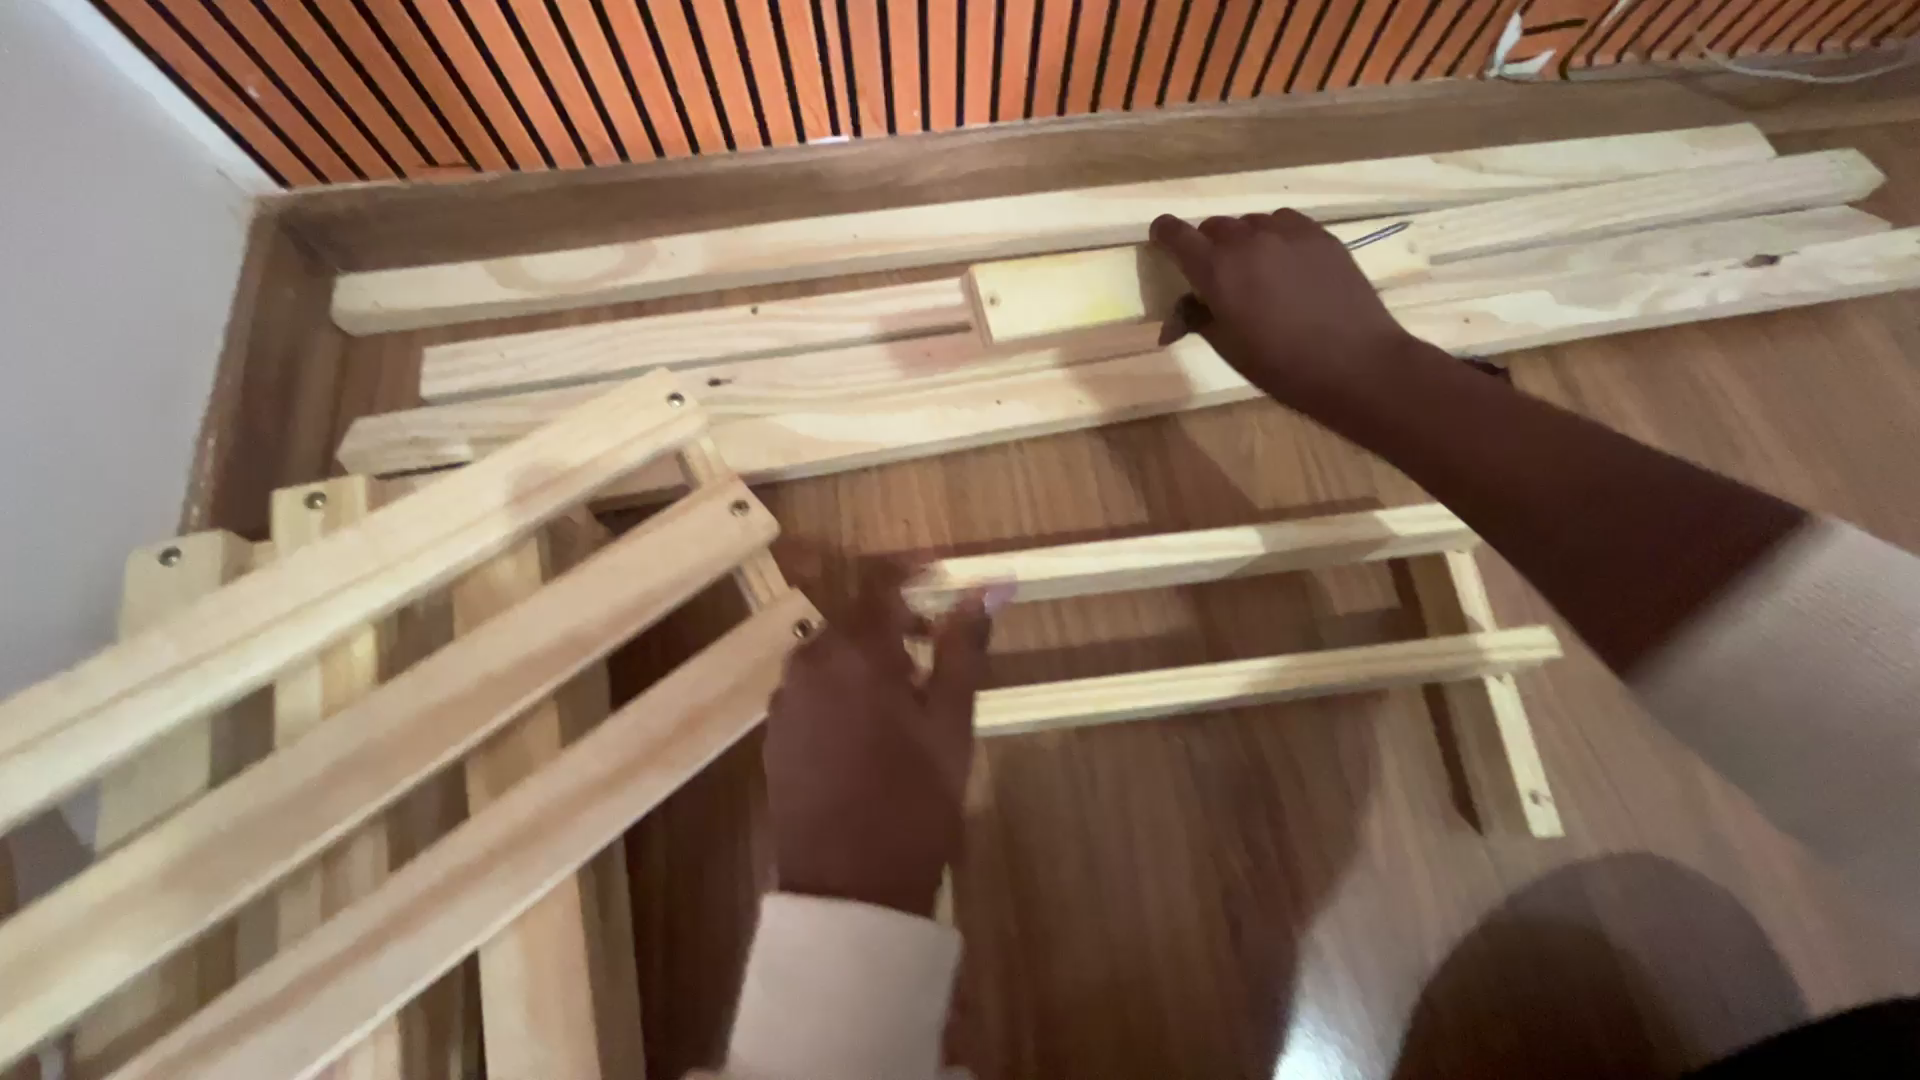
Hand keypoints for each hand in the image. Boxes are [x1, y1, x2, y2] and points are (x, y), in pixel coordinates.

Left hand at [763, 567, 997, 916]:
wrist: (849, 889)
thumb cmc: (915, 801)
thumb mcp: (951, 722)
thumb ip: (963, 648)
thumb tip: (988, 587)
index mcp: (855, 652)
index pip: (879, 584)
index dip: (910, 572)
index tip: (939, 575)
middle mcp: (808, 664)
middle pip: (854, 622)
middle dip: (894, 626)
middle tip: (935, 652)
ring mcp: (785, 701)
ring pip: (831, 657)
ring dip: (867, 660)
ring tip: (905, 700)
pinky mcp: (774, 735)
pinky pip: (812, 690)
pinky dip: (842, 691)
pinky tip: (867, 731)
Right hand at [1149, 209, 1427, 410]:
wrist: (1352, 362)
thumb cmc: (1279, 365)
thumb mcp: (1227, 346)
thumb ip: (1196, 320)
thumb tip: (1171, 322)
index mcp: (1216, 270)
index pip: (1177, 235)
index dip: (1165, 234)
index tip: (1161, 239)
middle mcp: (1248, 241)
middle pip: (1214, 226)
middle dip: (1206, 245)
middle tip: (1213, 274)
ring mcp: (1288, 234)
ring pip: (1250, 223)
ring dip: (1242, 240)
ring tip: (1253, 270)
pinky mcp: (1320, 236)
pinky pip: (1285, 223)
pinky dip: (1274, 236)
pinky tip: (1284, 264)